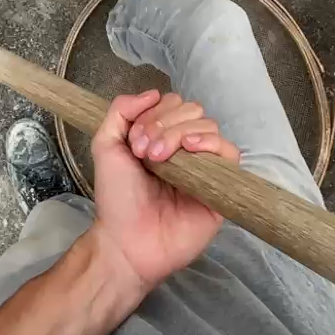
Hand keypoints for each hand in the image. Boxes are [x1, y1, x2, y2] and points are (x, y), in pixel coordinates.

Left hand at [87, 90, 241, 290]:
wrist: (127, 242)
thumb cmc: (117, 197)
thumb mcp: (106, 144)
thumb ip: (121, 110)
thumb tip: (153, 92)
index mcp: (162, 134)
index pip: (172, 103)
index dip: (154, 114)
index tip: (135, 142)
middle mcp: (185, 146)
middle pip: (191, 110)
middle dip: (165, 124)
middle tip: (145, 152)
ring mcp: (203, 165)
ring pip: (207, 125)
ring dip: (180, 133)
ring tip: (160, 158)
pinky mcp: (219, 187)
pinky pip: (229, 153)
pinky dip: (211, 143)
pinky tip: (190, 149)